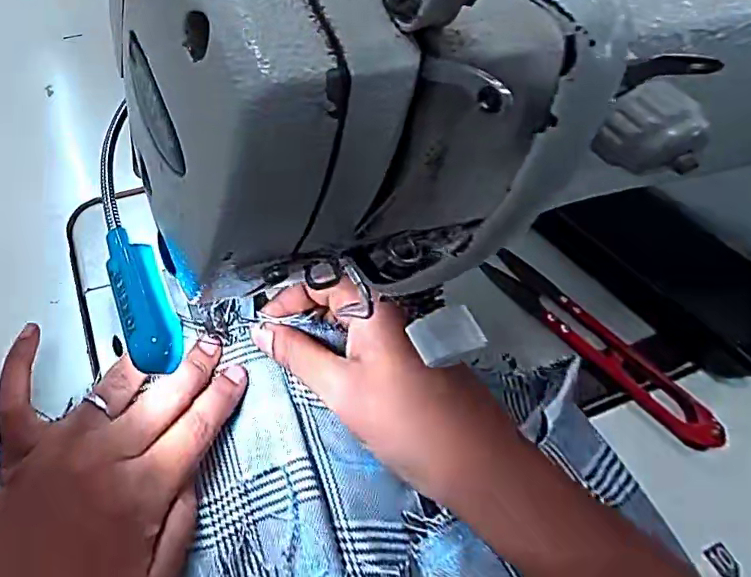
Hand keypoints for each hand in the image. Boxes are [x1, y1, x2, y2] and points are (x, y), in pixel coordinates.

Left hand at [0, 324, 248, 576]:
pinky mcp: (22, 444)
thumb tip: (192, 478)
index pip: (193, 431)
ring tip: (157, 343)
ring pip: (106, 388)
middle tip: (207, 347)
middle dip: (190, 371)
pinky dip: (20, 361)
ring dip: (136, 362)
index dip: (218, 400)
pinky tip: (31, 334)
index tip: (233, 378)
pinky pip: (16, 392)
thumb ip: (176, 526)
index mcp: (140, 494)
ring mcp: (60, 443)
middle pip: (159, 401)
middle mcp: (102, 458)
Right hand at [253, 278, 528, 500]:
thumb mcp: (340, 390)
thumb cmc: (421, 429)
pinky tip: (341, 376)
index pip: (314, 280)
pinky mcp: (416, 349)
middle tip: (281, 343)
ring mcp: (408, 328)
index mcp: (375, 305)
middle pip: (332, 295)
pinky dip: (346, 348)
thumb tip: (265, 334)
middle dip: (301, 317)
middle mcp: (394, 308)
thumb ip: (295, 354)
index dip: (285, 299)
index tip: (268, 321)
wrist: (485, 470)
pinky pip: (369, 335)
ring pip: (349, 318)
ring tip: (309, 364)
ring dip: (323, 335)